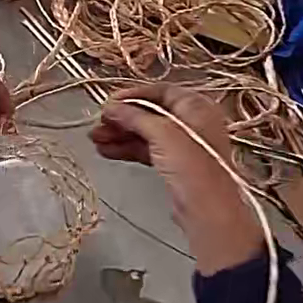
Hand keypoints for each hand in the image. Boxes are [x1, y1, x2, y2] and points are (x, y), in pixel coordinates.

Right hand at [90, 85, 261, 274]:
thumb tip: (111, 107)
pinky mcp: (175, 165)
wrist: (208, 211)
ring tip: (95, 139)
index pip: (160, 91)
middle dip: (122, 118)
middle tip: (98, 123)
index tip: (109, 102)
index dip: (133, 95)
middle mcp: (191, 122)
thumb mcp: (162, 133)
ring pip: (146, 133)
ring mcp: (183, 145)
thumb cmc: (191, 165)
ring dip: (121, 134)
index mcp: (196, 106)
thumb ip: (135, 116)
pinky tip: (106, 151)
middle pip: (150, 113)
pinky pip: (147, 150)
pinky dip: (128, 149)